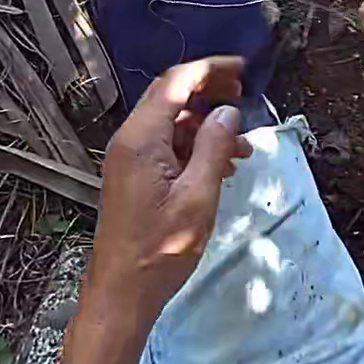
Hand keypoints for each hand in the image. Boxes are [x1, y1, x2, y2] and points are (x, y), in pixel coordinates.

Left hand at [88, 57, 252, 325]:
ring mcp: (129, 157)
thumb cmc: (159, 250)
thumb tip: (229, 112)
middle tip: (243, 95)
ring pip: (170, 122)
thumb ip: (214, 147)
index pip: (176, 82)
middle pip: (170, 95)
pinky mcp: (133, 175)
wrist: (121, 294)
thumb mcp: (198, 197)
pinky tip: (221, 163)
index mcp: (142, 138)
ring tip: (242, 142)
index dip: (210, 69)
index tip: (242, 69)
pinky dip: (193, 146)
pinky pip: (165, 145)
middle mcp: (130, 139)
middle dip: (208, 90)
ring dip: (205, 123)